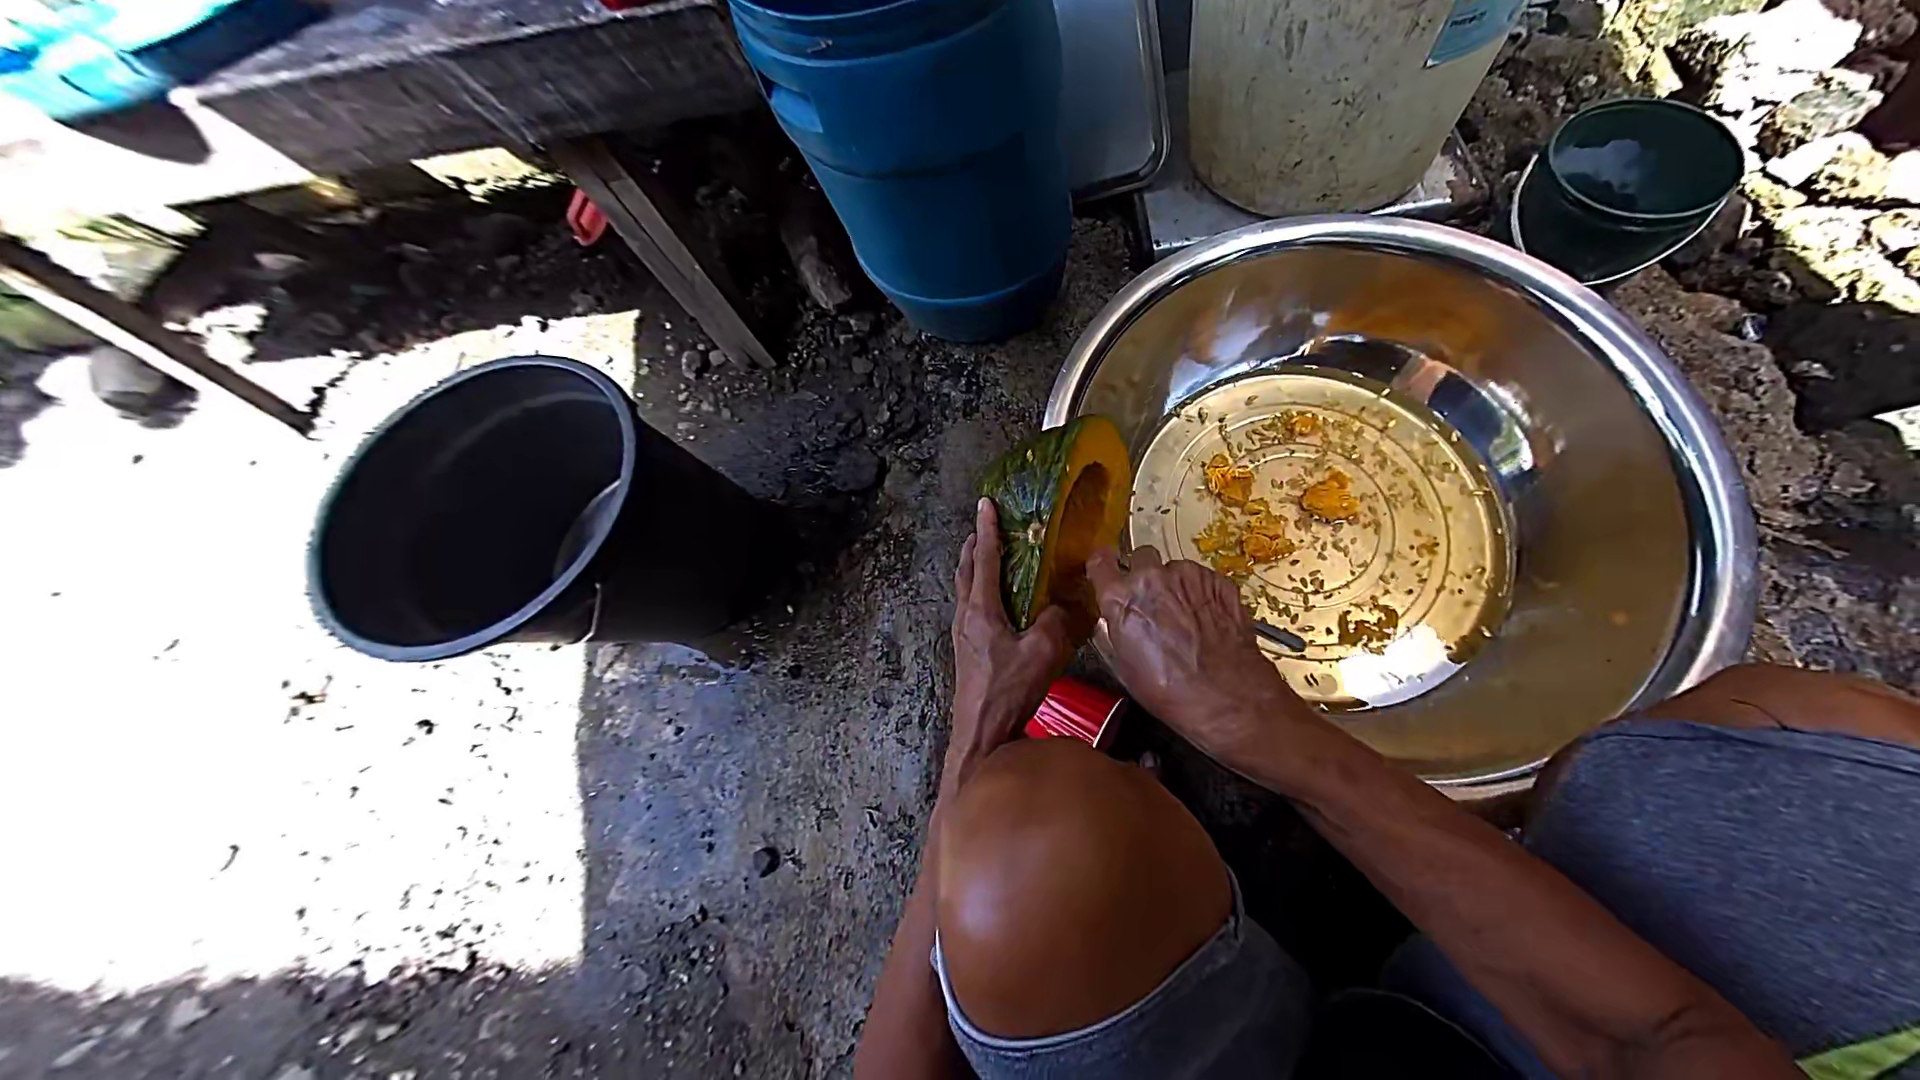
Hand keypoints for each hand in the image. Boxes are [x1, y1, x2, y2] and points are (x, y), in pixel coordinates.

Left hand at [947, 498, 1072, 793]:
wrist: (980, 730)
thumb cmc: (1008, 690)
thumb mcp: (1042, 653)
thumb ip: (1056, 622)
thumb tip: (1065, 604)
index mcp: (981, 609)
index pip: (983, 558)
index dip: (986, 529)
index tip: (985, 504)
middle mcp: (966, 615)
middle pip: (965, 569)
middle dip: (974, 544)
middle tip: (984, 526)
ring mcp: (963, 632)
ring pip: (964, 587)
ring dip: (972, 566)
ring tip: (985, 553)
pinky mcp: (966, 648)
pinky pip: (969, 605)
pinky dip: (977, 588)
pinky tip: (992, 599)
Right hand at [1087, 547, 1316, 770]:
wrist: (1229, 700)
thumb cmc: (1171, 690)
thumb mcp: (1123, 667)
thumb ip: (1110, 634)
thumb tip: (1108, 622)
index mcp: (1121, 598)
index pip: (1100, 562)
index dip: (1102, 566)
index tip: (1105, 570)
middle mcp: (1153, 578)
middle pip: (1140, 557)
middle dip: (1143, 574)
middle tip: (1151, 601)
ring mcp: (1189, 576)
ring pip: (1173, 568)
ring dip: (1174, 585)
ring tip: (1183, 618)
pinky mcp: (1219, 582)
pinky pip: (1201, 579)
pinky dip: (1199, 593)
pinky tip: (1203, 620)